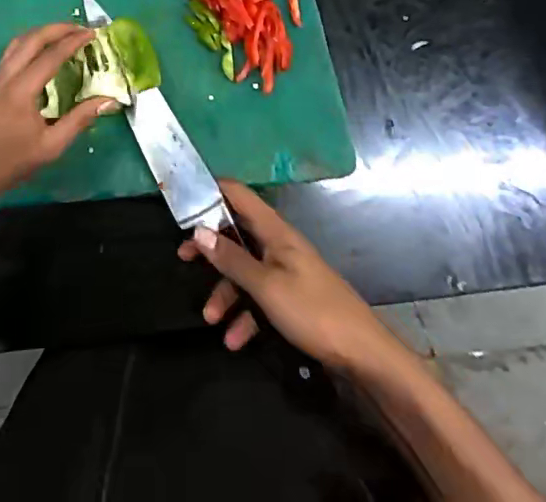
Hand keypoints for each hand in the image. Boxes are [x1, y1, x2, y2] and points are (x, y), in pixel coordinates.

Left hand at [0, 23, 114, 199]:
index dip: (73, 41)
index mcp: (22, 90)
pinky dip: (30, 43)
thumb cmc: (13, 162)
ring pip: (19, 42)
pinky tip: (42, 52)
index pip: (51, 56)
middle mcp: (7, 77)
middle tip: (82, 28)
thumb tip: (108, 101)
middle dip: (58, 29)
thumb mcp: (52, 145)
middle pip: (32, 39)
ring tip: (64, 34)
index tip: (93, 34)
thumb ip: (80, 120)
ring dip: (42, 32)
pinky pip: (12, 52)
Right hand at [179, 180, 403, 374]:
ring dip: (226, 293)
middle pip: (237, 234)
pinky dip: (246, 315)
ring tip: (211, 319)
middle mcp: (279, 245)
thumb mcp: (265, 286)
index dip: (212, 191)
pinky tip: (236, 340)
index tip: (184, 198)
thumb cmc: (313, 311)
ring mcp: (286, 271)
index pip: (240, 195)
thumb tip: (199, 231)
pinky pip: (259, 298)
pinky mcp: (292, 298)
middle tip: (182, 257)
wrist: (363, 354)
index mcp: (275, 231)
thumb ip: (231, 259)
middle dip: (210, 247)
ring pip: (246, 271)